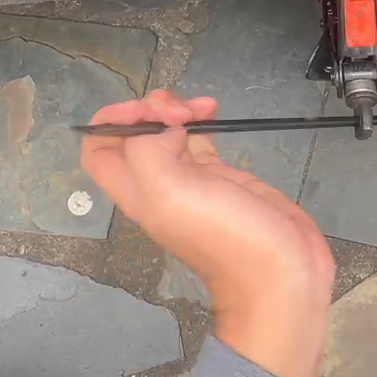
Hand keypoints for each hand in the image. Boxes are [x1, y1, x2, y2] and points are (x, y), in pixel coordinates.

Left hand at [80, 90, 334, 376]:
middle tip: (182, 110)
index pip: (98, 150)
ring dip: (178, 110)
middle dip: (153, 109)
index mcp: (136, 192)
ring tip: (205, 106)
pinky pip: (200, 140)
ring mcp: (191, 180)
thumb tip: (163, 128)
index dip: (113, 121)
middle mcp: (158, 185)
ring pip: (168, 133)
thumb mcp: (170, 193)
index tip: (147, 111)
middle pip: (135, 136)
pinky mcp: (222, 177)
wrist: (278, 270)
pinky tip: (216, 113)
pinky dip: (202, 120)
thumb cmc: (223, 233)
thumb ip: (149, 151)